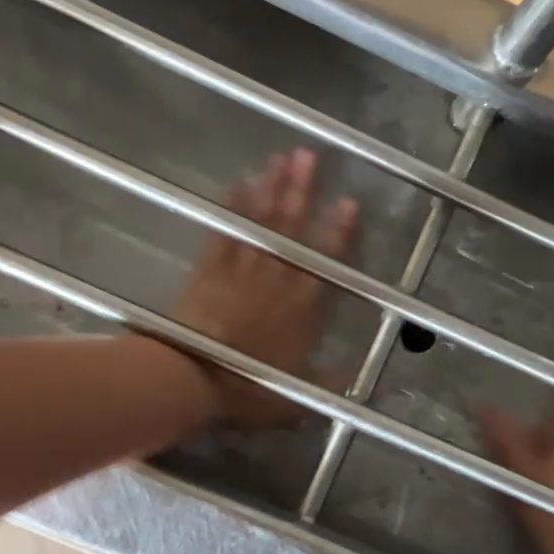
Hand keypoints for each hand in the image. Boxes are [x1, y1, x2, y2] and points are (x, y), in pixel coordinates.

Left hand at [173, 148, 358, 427]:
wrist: (192, 381)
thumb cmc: (245, 388)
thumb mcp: (294, 397)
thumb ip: (328, 382)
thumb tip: (361, 377)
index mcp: (301, 310)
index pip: (325, 263)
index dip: (338, 232)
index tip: (348, 202)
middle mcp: (275, 282)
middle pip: (292, 230)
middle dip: (302, 191)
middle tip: (309, 156)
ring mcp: (241, 272)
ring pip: (261, 224)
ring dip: (271, 189)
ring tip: (280, 158)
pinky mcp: (210, 271)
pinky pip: (225, 233)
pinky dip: (232, 208)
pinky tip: (238, 183)